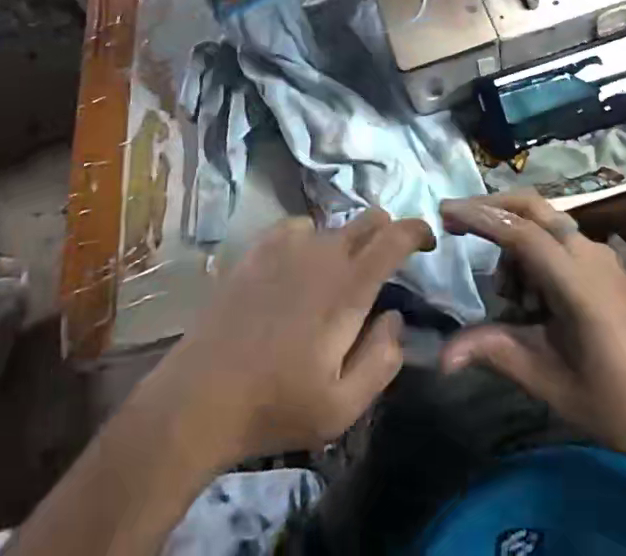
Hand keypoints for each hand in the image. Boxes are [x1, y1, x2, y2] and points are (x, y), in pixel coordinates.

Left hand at [137, 210, 435, 466]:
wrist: (197, 399)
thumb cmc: (276, 406)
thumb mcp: (343, 406)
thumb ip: (383, 359)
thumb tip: (395, 317)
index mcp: (349, 288)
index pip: (395, 237)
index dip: (418, 231)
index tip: (428, 243)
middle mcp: (322, 255)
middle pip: (369, 219)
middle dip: (388, 233)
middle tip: (387, 266)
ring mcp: (285, 249)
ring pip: (333, 225)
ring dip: (348, 241)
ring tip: (340, 274)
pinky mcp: (255, 253)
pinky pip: (296, 227)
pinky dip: (310, 239)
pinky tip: (300, 266)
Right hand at [437, 190, 625, 464]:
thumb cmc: (614, 400)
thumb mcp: (549, 381)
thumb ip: (496, 352)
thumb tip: (442, 355)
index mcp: (577, 281)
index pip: (521, 233)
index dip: (480, 218)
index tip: (443, 212)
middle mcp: (589, 254)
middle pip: (534, 208)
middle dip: (492, 208)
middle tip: (454, 223)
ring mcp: (600, 256)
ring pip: (545, 223)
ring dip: (514, 242)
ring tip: (508, 302)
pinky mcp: (604, 265)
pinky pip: (559, 240)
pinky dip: (533, 252)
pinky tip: (530, 300)